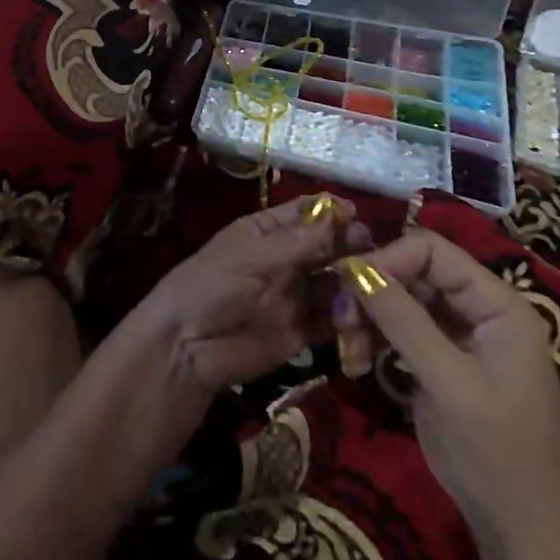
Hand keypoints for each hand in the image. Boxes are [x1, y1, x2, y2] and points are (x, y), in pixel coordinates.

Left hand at [135, 195, 361, 391]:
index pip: (304, 213)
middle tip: (373, 255)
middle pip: (328, 246)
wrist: (186, 346)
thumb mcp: (249, 258)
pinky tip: (366, 317)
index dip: (331, 213)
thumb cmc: (208, 287)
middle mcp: (285, 259)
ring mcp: (296, 294)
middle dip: (351, 248)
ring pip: (337, 282)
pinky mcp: (304, 329)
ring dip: (356, 283)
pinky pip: (336, 320)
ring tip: (372, 287)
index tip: (356, 216)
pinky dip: (353, 318)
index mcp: (264, 232)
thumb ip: (296, 242)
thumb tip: (340, 213)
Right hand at [335, 230, 559, 538]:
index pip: (432, 251)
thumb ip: (402, 318)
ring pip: (398, 299)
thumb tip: (352, 266)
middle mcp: (480, 309)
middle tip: (339, 322)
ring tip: (347, 350)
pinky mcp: (438, 357)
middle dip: (370, 291)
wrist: (517, 523)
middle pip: (411, 272)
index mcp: (500, 305)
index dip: (386, 259)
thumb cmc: (494, 449)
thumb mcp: (447, 380)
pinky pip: (397, 327)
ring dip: (366, 317)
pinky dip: (371, 338)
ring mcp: (459, 334)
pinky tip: (355, 360)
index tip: (345, 285)